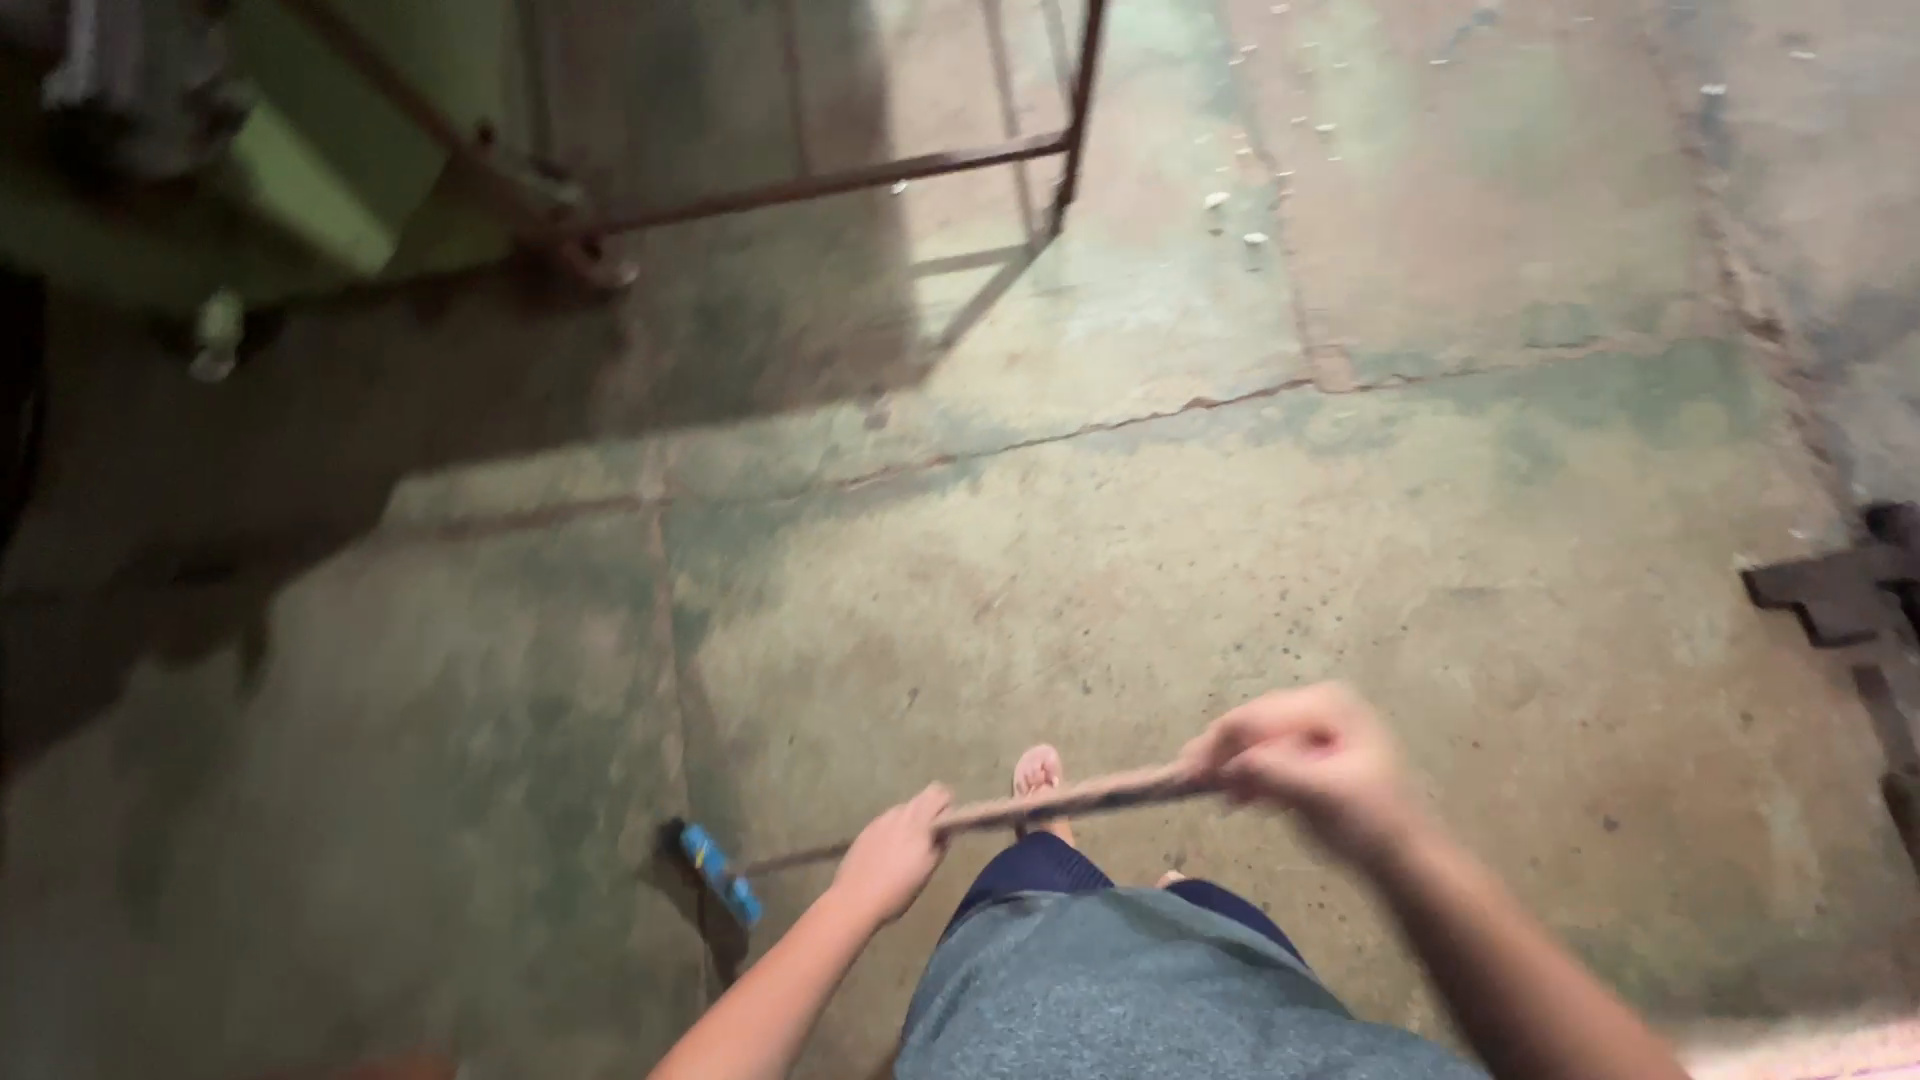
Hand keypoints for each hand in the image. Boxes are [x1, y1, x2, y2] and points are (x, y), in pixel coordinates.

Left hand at [828, 784, 951, 926]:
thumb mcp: (927, 872)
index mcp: (919, 823)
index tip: (948, 824)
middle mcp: (901, 814)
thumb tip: (946, 831)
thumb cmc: (897, 890)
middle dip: (931, 811)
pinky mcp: (868, 827)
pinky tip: (888, 850)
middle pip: (922, 797)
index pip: (939, 793)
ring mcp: (882, 819)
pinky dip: (895, 827)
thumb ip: (939, 845)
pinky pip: (889, 819)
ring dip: (912, 820)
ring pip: (905, 808)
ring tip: (907, 846)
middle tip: (930, 836)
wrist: (854, 899)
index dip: (947, 805)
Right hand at [1182, 683, 1424, 867]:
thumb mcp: (1320, 794)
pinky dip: (1246, 775)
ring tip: (1205, 787)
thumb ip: (1272, 772)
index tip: (1191, 770)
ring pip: (1253, 740)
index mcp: (1327, 705)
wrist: (1405, 860)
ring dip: (1229, 764)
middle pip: (1252, 724)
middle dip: (1220, 752)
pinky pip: (1264, 756)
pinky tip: (1235, 797)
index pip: (1258, 716)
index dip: (1221, 742)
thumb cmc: (1372, 822)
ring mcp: (1312, 729)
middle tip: (1186, 775)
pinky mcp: (1307, 754)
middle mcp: (1317, 707)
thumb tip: (1225, 764)